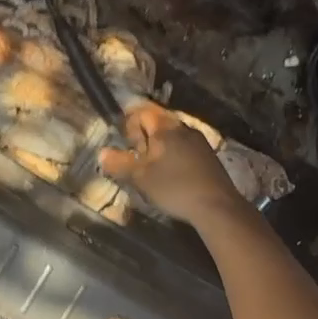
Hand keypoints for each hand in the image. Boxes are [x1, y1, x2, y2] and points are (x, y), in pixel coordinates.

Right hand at [98, 103, 247, 226]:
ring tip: (152, 172)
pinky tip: (172, 177)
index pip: (143, 112)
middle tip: (137, 161)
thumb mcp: (141, 178)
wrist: (216, 206)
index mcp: (166, 128)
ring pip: (171, 137)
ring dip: (158, 149)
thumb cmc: (175, 188)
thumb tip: (101, 153)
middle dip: (143, 139)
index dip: (130, 126)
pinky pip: (184, 148)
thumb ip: (120, 163)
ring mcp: (199, 141)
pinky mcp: (208, 156)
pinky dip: (172, 157)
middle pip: (158, 123)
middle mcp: (184, 128)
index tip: (127, 147)